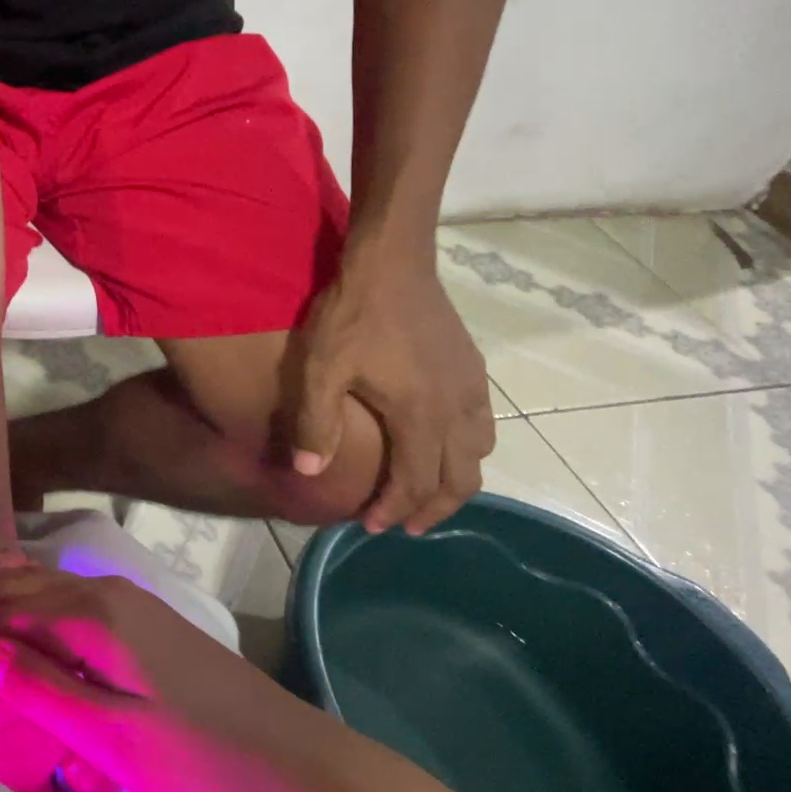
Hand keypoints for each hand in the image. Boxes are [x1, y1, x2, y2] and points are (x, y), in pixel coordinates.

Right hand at [0, 566, 353, 791]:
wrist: (299, 766)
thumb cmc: (201, 760)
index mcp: (94, 614)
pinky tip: (16, 630)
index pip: (4, 603)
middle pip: (20, 584)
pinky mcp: (143, 622)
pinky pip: (68, 603)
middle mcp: (106, 591)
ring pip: (44, 588)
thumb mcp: (111, 736)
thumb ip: (40, 688)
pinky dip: (29, 612)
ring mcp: (129, 603)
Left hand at [292, 247, 494, 533]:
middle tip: (403, 526)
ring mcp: (471, 388)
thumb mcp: (321, 369)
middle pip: (458, 479)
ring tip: (423, 494)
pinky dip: (465, 452)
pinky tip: (440, 446)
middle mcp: (458, 410)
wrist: (392, 264)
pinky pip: (482, 426)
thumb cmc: (351, 317)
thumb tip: (308, 473)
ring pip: (478, 454)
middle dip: (431, 509)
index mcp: (422, 417)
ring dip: (453, 482)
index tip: (371, 527)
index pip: (415, 483)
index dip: (394, 510)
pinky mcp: (472, 367)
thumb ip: (315, 422)